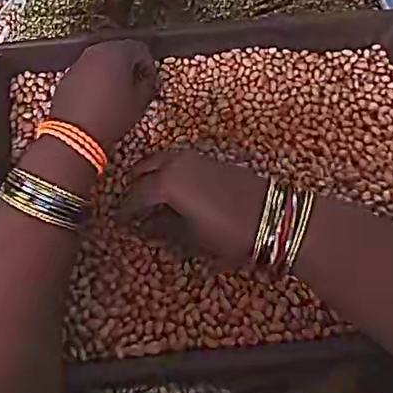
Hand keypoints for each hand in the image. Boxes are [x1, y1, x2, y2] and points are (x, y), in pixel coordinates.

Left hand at [46, 39, 156, 151]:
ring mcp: (78, 63)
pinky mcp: (67, 77)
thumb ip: (147, 85)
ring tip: (118, 94)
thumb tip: (146, 82)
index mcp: (117, 52)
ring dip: (111, 74)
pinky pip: (86, 73)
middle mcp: (95, 52)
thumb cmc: (111, 115)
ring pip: (101, 62)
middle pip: (119, 52)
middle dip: (130, 67)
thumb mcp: (138, 102)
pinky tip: (99, 99)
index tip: (151, 81)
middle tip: (136, 86)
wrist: (74, 133)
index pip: (140, 49)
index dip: (149, 66)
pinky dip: (95, 81)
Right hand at [119, 150, 268, 264]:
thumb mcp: (191, 235)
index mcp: (165, 182)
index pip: (134, 196)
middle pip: (142, 171)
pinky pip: (175, 161)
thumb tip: (143, 226)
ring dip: (149, 177)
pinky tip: (171, 191)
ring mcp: (192, 156)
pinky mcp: (207, 158)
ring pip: (158, 161)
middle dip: (134, 188)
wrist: (273, 215)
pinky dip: (166, 172)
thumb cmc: (229, 232)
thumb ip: (162, 227)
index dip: (125, 211)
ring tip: (149, 199)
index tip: (118, 222)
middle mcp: (174, 162)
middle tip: (131, 209)